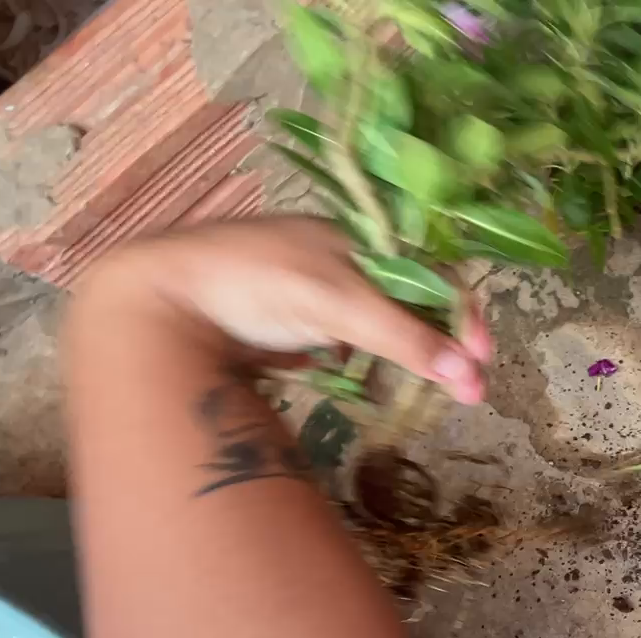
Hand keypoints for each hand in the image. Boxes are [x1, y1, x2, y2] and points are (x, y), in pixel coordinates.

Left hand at [80, 216, 491, 403]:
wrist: (158, 305)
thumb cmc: (252, 283)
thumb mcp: (337, 305)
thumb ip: (407, 338)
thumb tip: (473, 378)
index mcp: (363, 239)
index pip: (437, 276)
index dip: (465, 317)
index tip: (482, 361)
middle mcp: (354, 263)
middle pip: (423, 305)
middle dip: (450, 348)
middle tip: (468, 391)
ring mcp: (332, 296)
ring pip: (398, 328)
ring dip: (423, 362)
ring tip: (441, 394)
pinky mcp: (313, 327)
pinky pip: (368, 346)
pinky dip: (386, 366)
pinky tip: (392, 385)